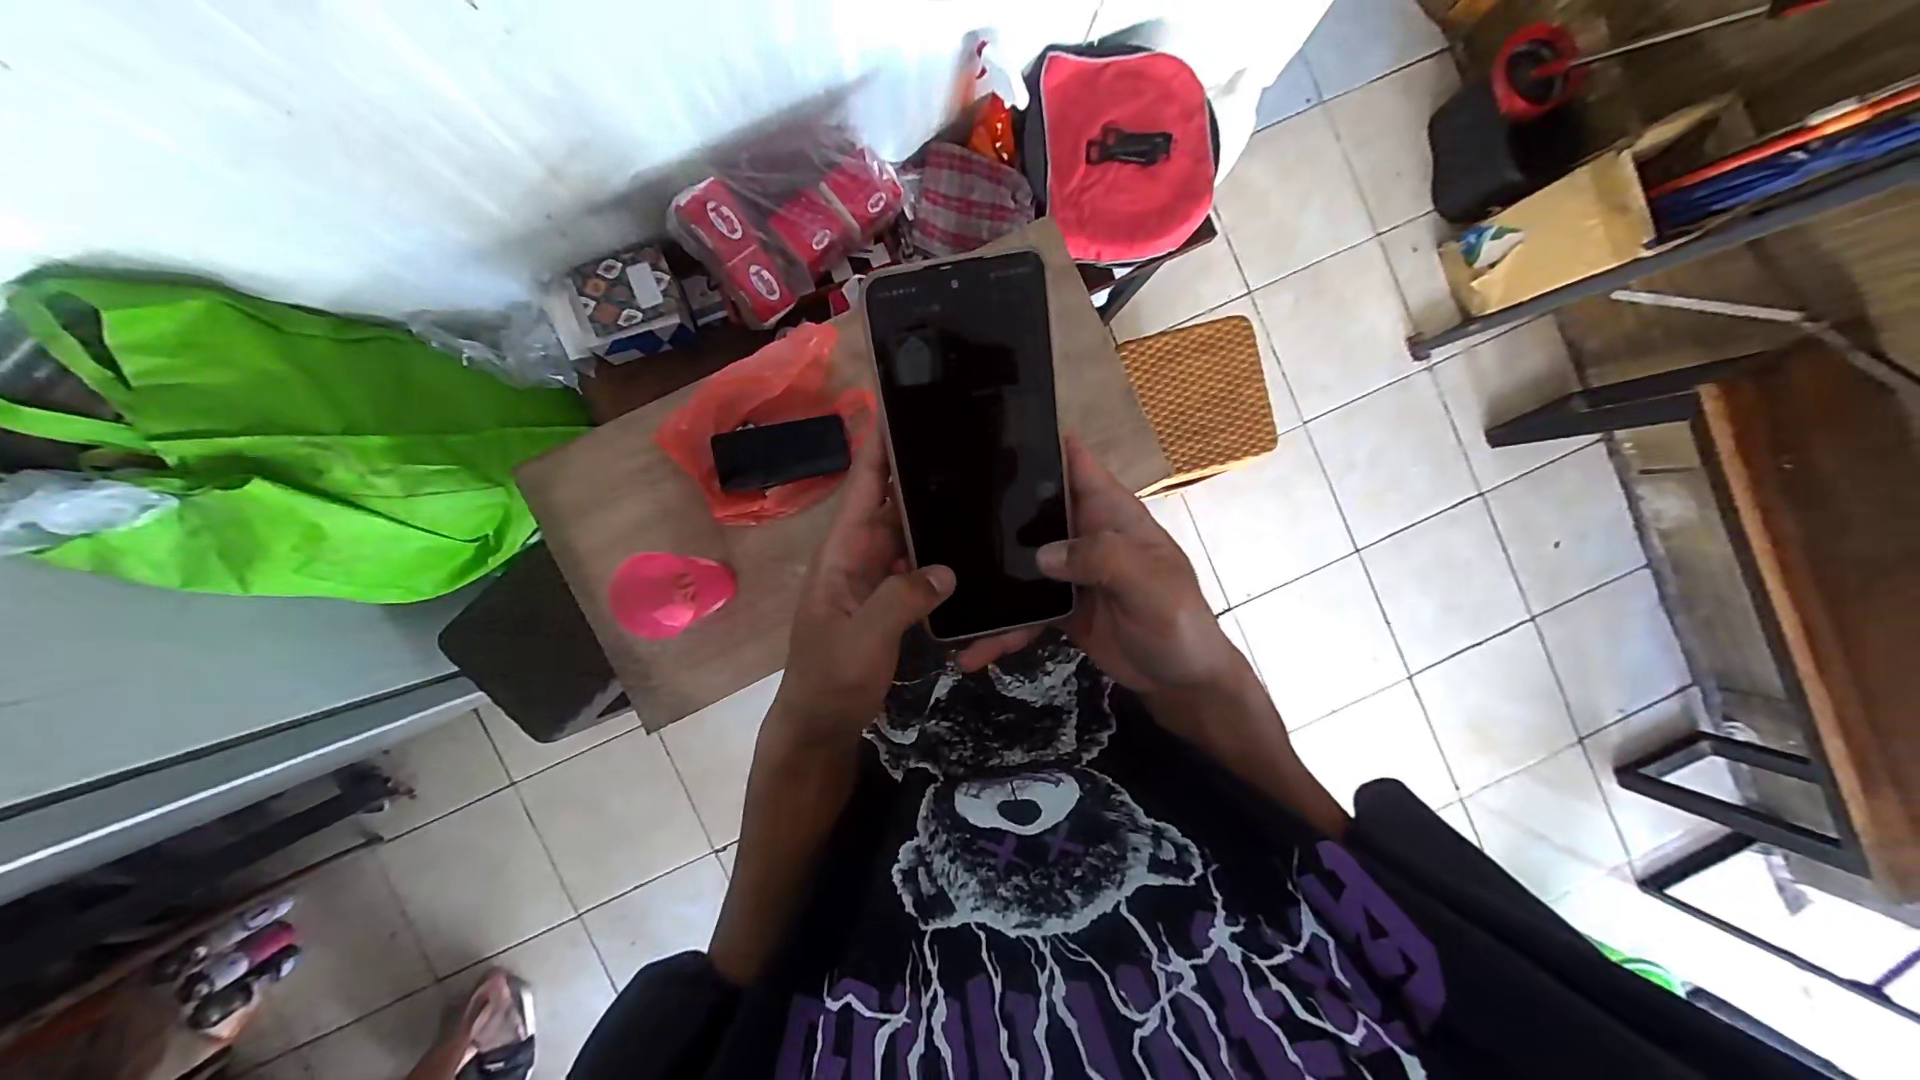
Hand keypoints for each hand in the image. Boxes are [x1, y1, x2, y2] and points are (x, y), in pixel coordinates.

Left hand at [773, 434, 953, 744]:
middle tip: (964, 440)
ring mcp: (875, 578)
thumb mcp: (861, 640)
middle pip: (892, 502)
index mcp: (842, 553)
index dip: (879, 446)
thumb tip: (947, 568)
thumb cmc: (829, 679)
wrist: (820, 723)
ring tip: (975, 482)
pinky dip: (939, 550)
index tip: (902, 405)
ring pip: (908, 532)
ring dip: (934, 510)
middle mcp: (859, 555)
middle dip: (920, 471)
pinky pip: (917, 564)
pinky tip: (969, 541)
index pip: (863, 486)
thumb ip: (900, 602)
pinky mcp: (891, 600)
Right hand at [955, 436, 1244, 697]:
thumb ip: (1103, 560)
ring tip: (946, 599)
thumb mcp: (1149, 584)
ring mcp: (1068, 572)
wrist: (1180, 681)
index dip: (1039, 444)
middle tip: (940, 518)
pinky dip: (1000, 630)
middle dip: (991, 512)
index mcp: (1111, 513)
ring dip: (987, 580)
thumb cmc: (1178, 621)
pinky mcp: (1058, 607)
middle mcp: (1084, 534)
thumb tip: (1041, 556)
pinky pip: (1022, 612)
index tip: (989, 439)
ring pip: (1018, 564)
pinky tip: (974, 651)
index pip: (1075, 463)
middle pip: (1032, 510)